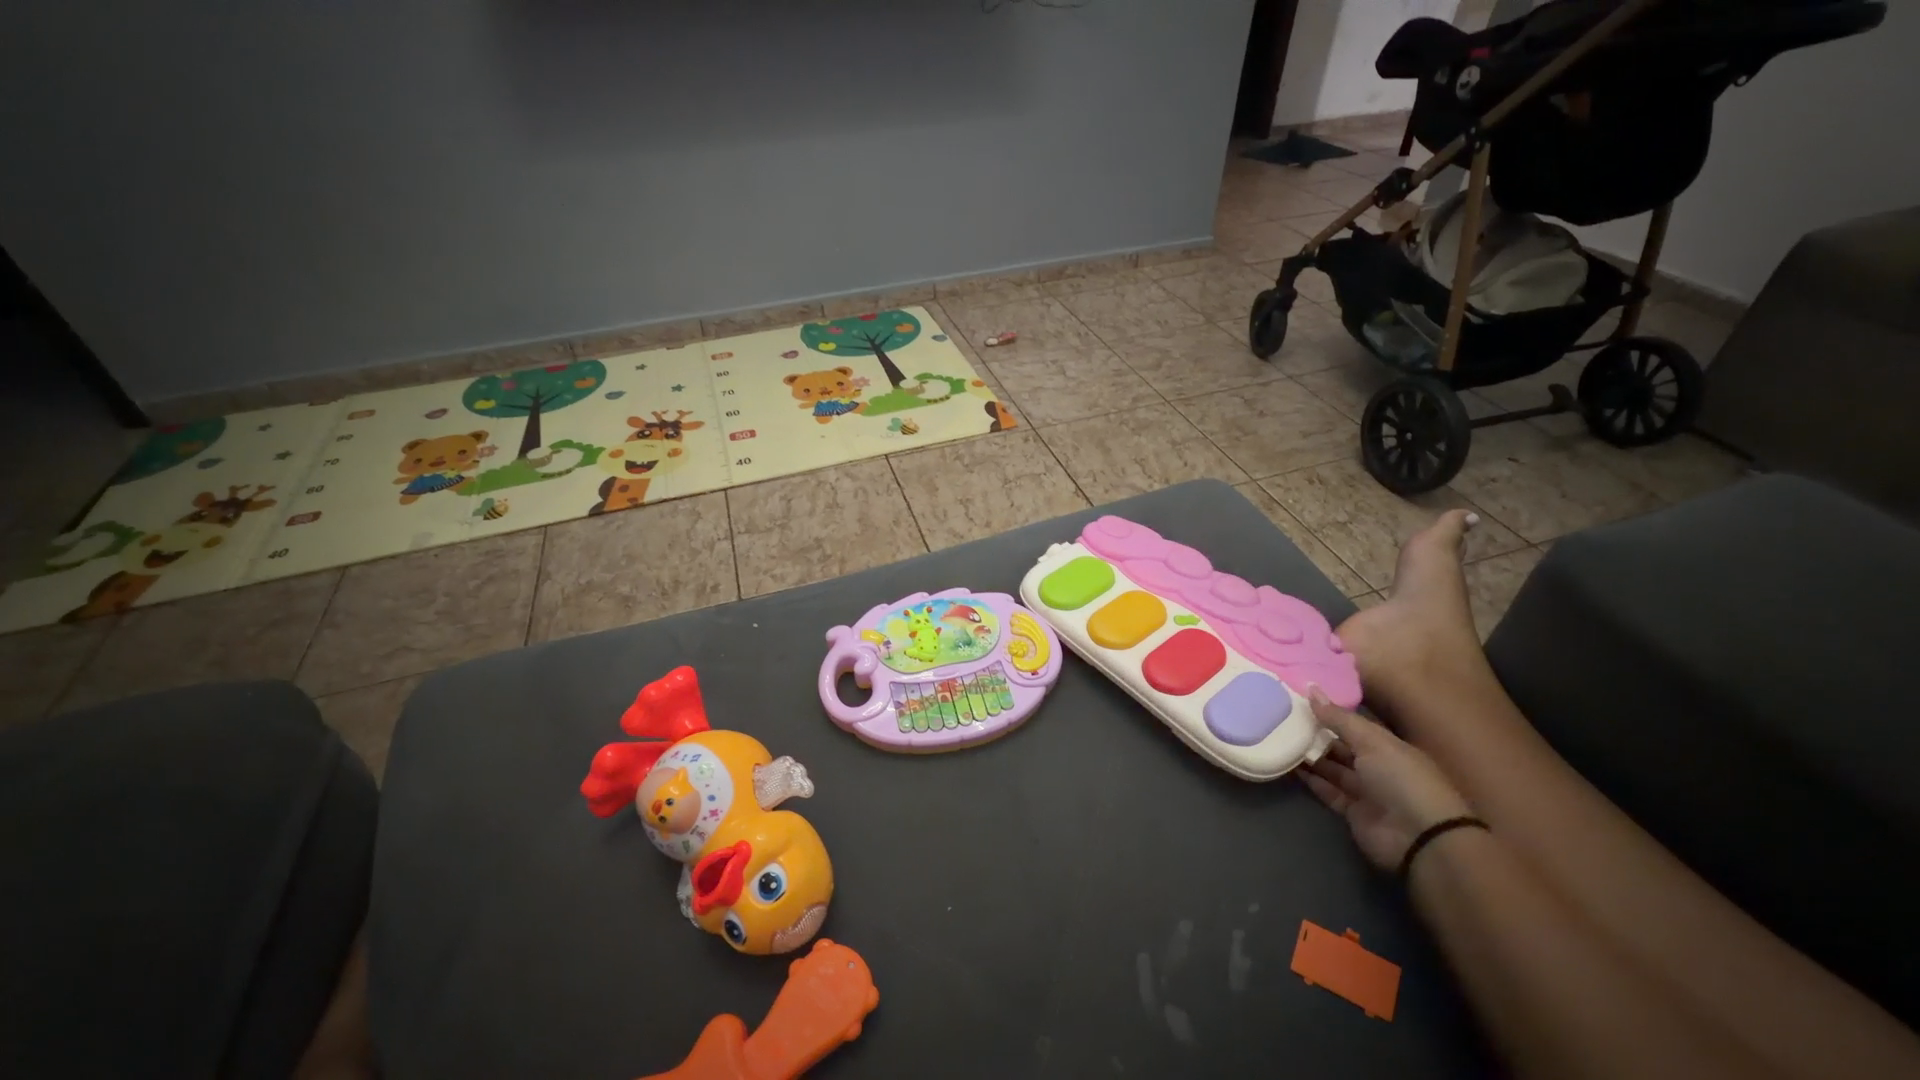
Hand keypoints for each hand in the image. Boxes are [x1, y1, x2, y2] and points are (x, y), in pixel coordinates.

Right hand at [1301, 686, 1473, 869]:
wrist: (1417, 836)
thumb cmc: (1401, 778)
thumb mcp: (1371, 741)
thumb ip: (1339, 718)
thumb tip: (1311, 688)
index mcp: (1388, 744)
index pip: (1356, 724)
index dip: (1332, 712)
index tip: (1301, 698)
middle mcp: (1378, 766)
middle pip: (1343, 747)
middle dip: (1318, 734)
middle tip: (1285, 718)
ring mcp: (1366, 790)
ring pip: (1333, 769)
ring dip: (1312, 757)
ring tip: (1283, 739)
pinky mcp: (1353, 812)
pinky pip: (1329, 791)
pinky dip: (1313, 781)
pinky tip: (1292, 767)